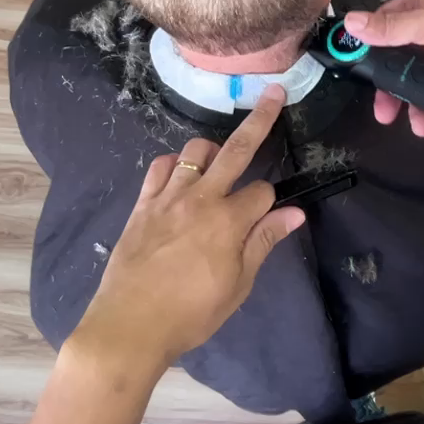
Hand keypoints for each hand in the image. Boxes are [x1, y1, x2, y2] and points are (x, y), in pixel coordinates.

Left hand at [68, 86, 305, 371]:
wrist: (129, 327)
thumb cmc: (191, 314)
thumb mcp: (237, 285)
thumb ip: (264, 241)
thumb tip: (295, 212)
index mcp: (228, 220)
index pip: (263, 191)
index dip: (271, 202)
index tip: (268, 216)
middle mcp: (201, 198)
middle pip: (237, 149)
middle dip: (260, 119)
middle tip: (274, 95)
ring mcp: (168, 197)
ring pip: (195, 150)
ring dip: (212, 150)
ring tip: (219, 164)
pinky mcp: (143, 204)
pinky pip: (160, 167)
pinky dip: (175, 164)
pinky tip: (181, 176)